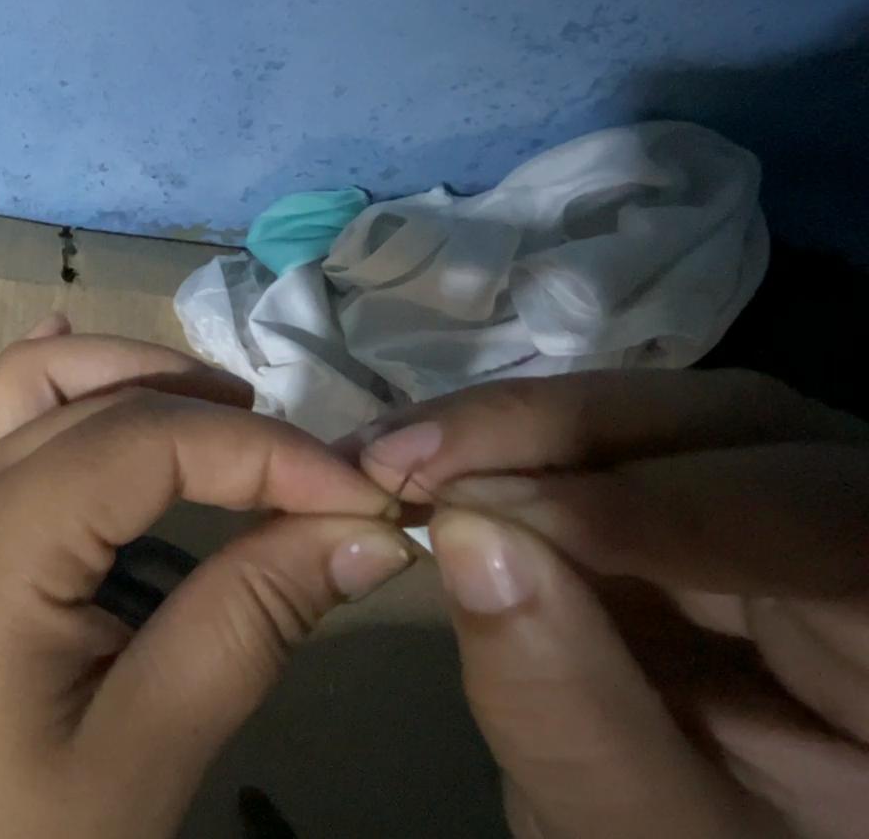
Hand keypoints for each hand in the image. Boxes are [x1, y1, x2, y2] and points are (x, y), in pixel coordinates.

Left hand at [0, 315, 416, 838]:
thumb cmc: (19, 825)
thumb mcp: (147, 746)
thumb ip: (248, 622)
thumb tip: (362, 531)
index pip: (143, 442)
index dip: (263, 452)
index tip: (361, 494)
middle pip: (92, 395)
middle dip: (208, 407)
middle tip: (302, 460)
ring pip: (36, 378)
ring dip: (134, 375)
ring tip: (225, 413)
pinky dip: (60, 377)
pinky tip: (91, 354)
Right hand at [353, 370, 868, 838]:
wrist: (688, 837)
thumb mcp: (645, 835)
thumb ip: (570, 715)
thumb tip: (459, 539)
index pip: (822, 526)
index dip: (646, 506)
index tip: (468, 510)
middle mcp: (867, 540)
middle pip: (732, 428)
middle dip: (548, 430)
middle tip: (402, 454)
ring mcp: (773, 507)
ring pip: (653, 414)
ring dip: (503, 428)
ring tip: (390, 454)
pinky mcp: (685, 498)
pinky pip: (595, 441)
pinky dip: (494, 446)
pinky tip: (420, 459)